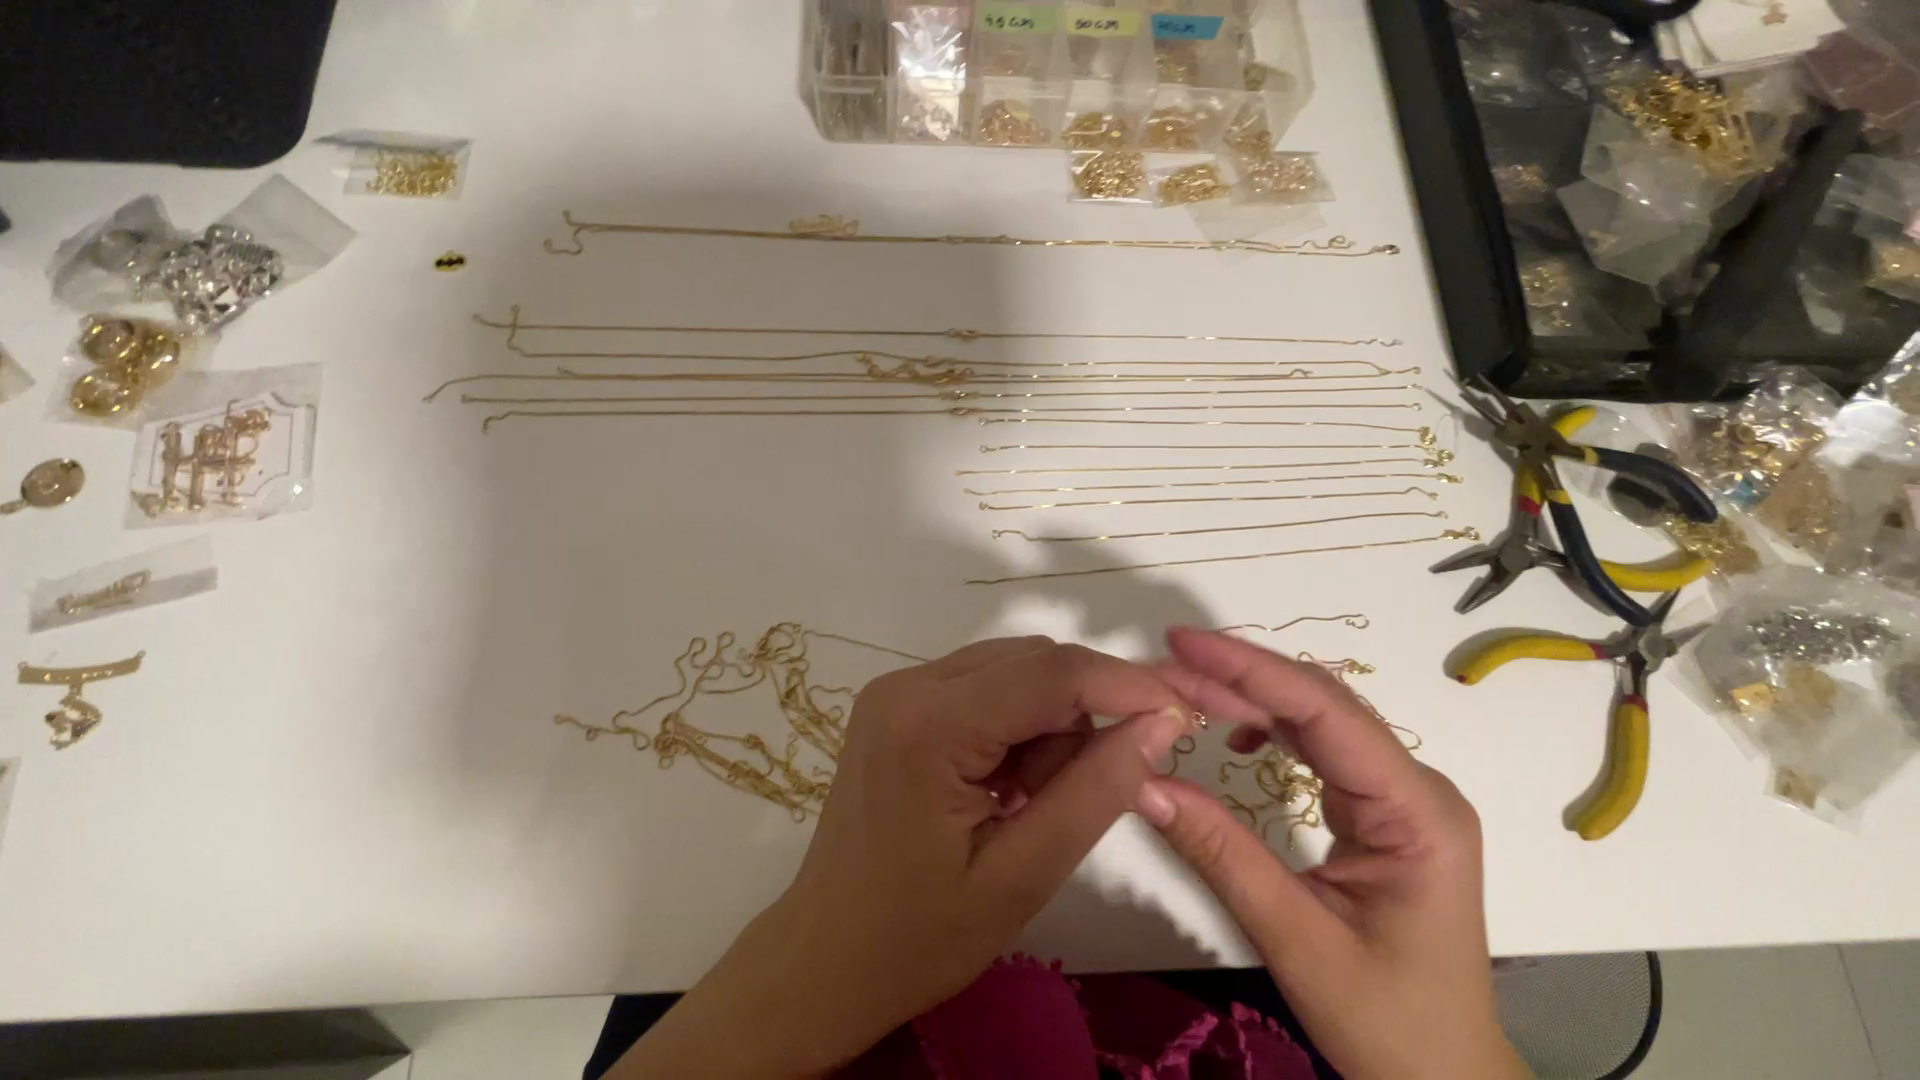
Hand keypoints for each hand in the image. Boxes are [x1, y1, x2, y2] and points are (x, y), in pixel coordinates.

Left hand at [614, 638, 1194, 1078]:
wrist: (825, 958)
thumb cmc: (917, 936)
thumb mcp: (1022, 875)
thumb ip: (1095, 792)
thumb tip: (1160, 722)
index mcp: (928, 724)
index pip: (1053, 673)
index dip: (1127, 686)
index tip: (1185, 717)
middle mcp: (907, 685)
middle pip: (1034, 663)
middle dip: (1080, 717)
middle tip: (1076, 797)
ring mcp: (897, 691)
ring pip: (1014, 672)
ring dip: (1048, 725)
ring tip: (1027, 805)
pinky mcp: (899, 706)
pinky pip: (985, 689)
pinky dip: (1017, 728)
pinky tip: (1004, 790)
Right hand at [1142, 627, 1528, 1079]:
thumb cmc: (1388, 1023)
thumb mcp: (1295, 939)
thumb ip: (1220, 854)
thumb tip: (1143, 780)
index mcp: (1414, 810)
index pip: (1324, 713)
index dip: (1251, 669)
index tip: (1184, 643)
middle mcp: (1413, 788)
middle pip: (1319, 708)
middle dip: (1239, 680)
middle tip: (1163, 665)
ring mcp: (1398, 799)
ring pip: (1317, 724)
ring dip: (1249, 700)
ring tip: (1183, 687)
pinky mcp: (1378, 814)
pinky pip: (1319, 752)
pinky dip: (1270, 732)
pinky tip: (1234, 735)